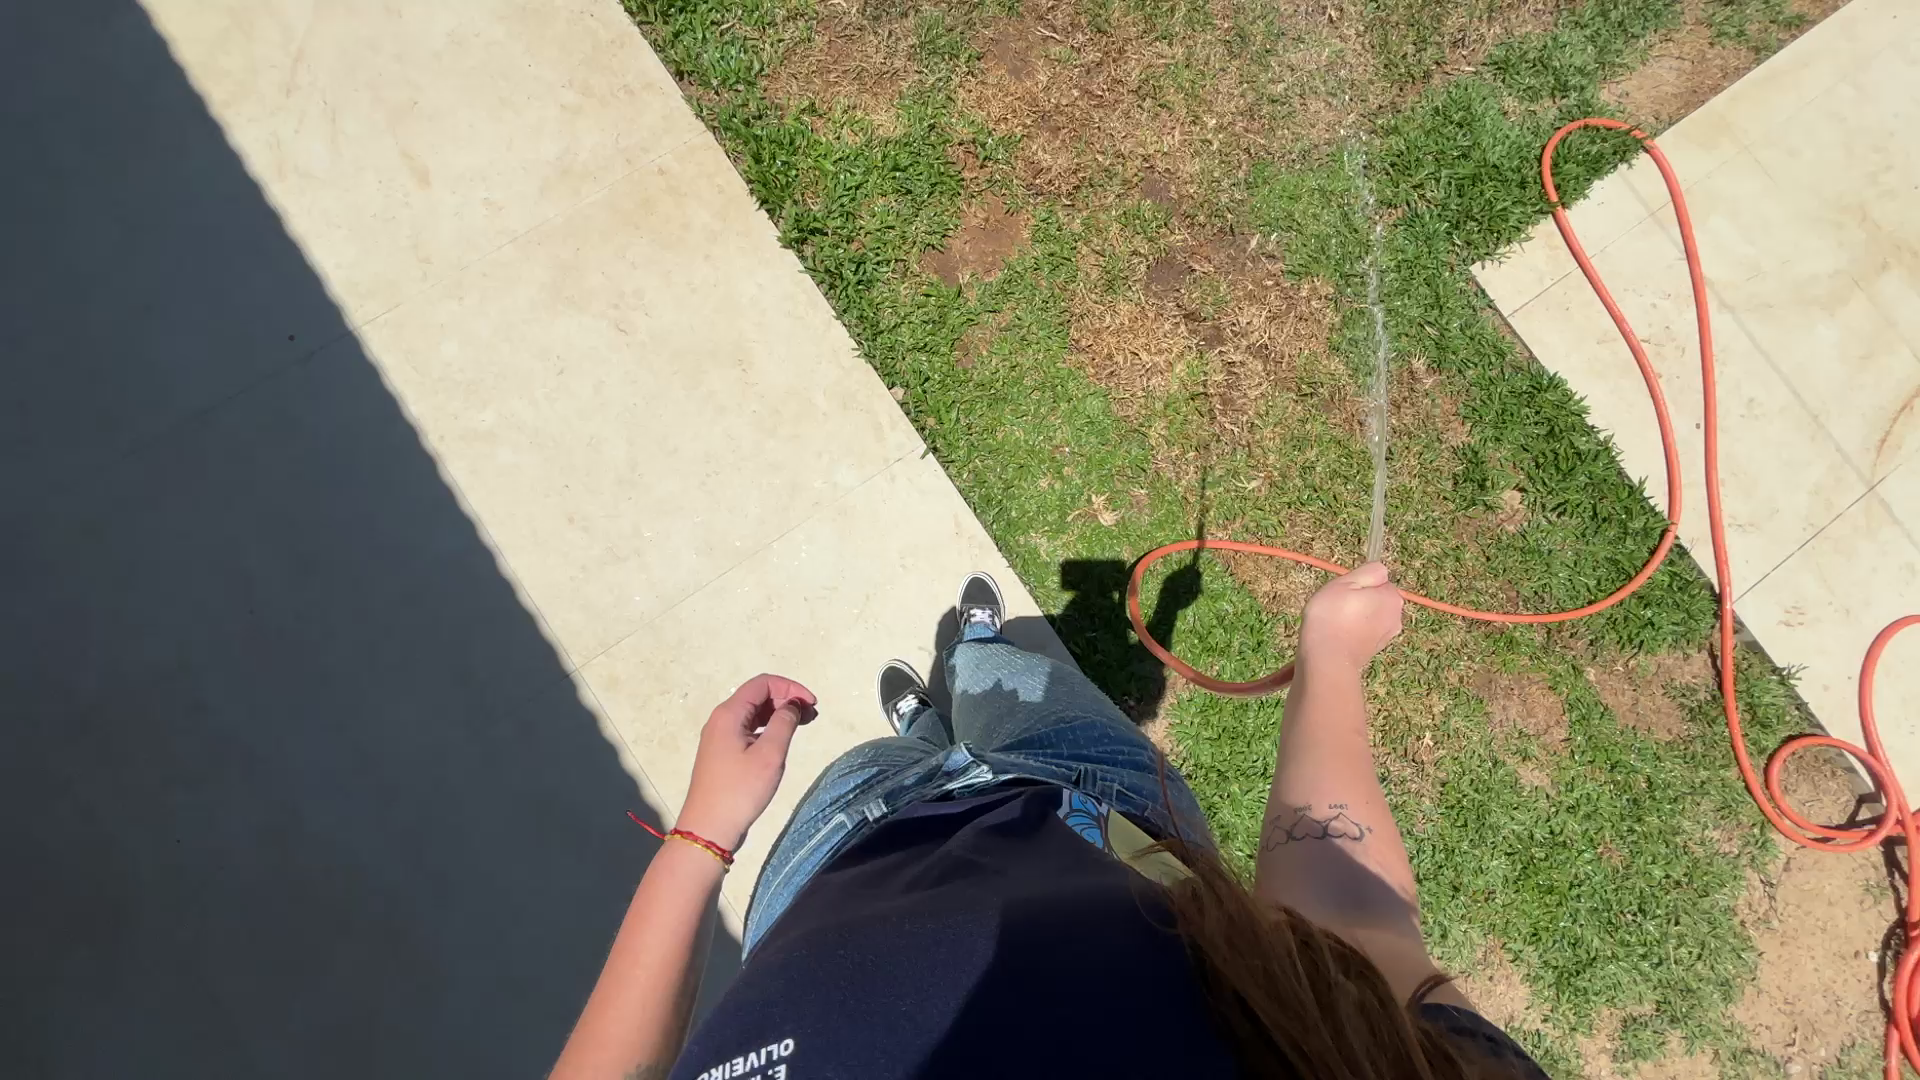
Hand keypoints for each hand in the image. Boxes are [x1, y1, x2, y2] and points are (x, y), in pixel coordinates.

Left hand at [675, 674, 816, 852]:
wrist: (708, 829)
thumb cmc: (740, 790)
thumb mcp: (769, 755)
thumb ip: (784, 723)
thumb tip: (792, 705)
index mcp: (729, 714)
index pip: (763, 683)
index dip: (790, 688)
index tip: (812, 704)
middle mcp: (721, 719)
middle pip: (758, 695)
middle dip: (787, 699)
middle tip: (812, 716)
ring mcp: (720, 736)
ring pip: (754, 713)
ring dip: (779, 713)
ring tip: (803, 725)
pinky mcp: (723, 752)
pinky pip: (749, 728)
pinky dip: (769, 727)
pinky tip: (782, 739)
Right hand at [1299, 562, 1403, 670]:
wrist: (1327, 659)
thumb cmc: (1331, 617)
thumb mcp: (1345, 583)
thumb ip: (1368, 572)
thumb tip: (1381, 571)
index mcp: (1391, 596)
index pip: (1377, 579)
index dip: (1358, 584)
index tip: (1343, 593)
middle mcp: (1396, 615)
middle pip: (1375, 597)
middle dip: (1359, 600)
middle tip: (1337, 606)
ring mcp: (1387, 634)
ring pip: (1370, 614)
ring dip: (1356, 615)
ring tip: (1335, 622)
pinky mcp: (1376, 648)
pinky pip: (1365, 630)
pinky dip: (1354, 630)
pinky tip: (1339, 635)